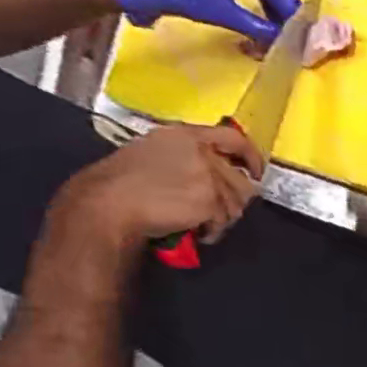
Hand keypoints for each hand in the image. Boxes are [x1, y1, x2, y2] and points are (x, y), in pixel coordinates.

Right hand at [50, 123, 265, 254]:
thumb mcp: (157, 150)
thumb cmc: (126, 180)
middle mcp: (203, 153)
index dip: (251, 156)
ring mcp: (209, 177)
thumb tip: (216, 168)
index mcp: (187, 135)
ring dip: (221, 219)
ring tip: (199, 222)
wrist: (111, 201)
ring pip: (236, 205)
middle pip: (242, 181)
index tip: (255, 171)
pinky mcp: (210, 201)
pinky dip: (213, 231)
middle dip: (232, 201)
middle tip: (215, 212)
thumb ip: (190, 154)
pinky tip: (196, 231)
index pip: (234, 138)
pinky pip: (224, 221)